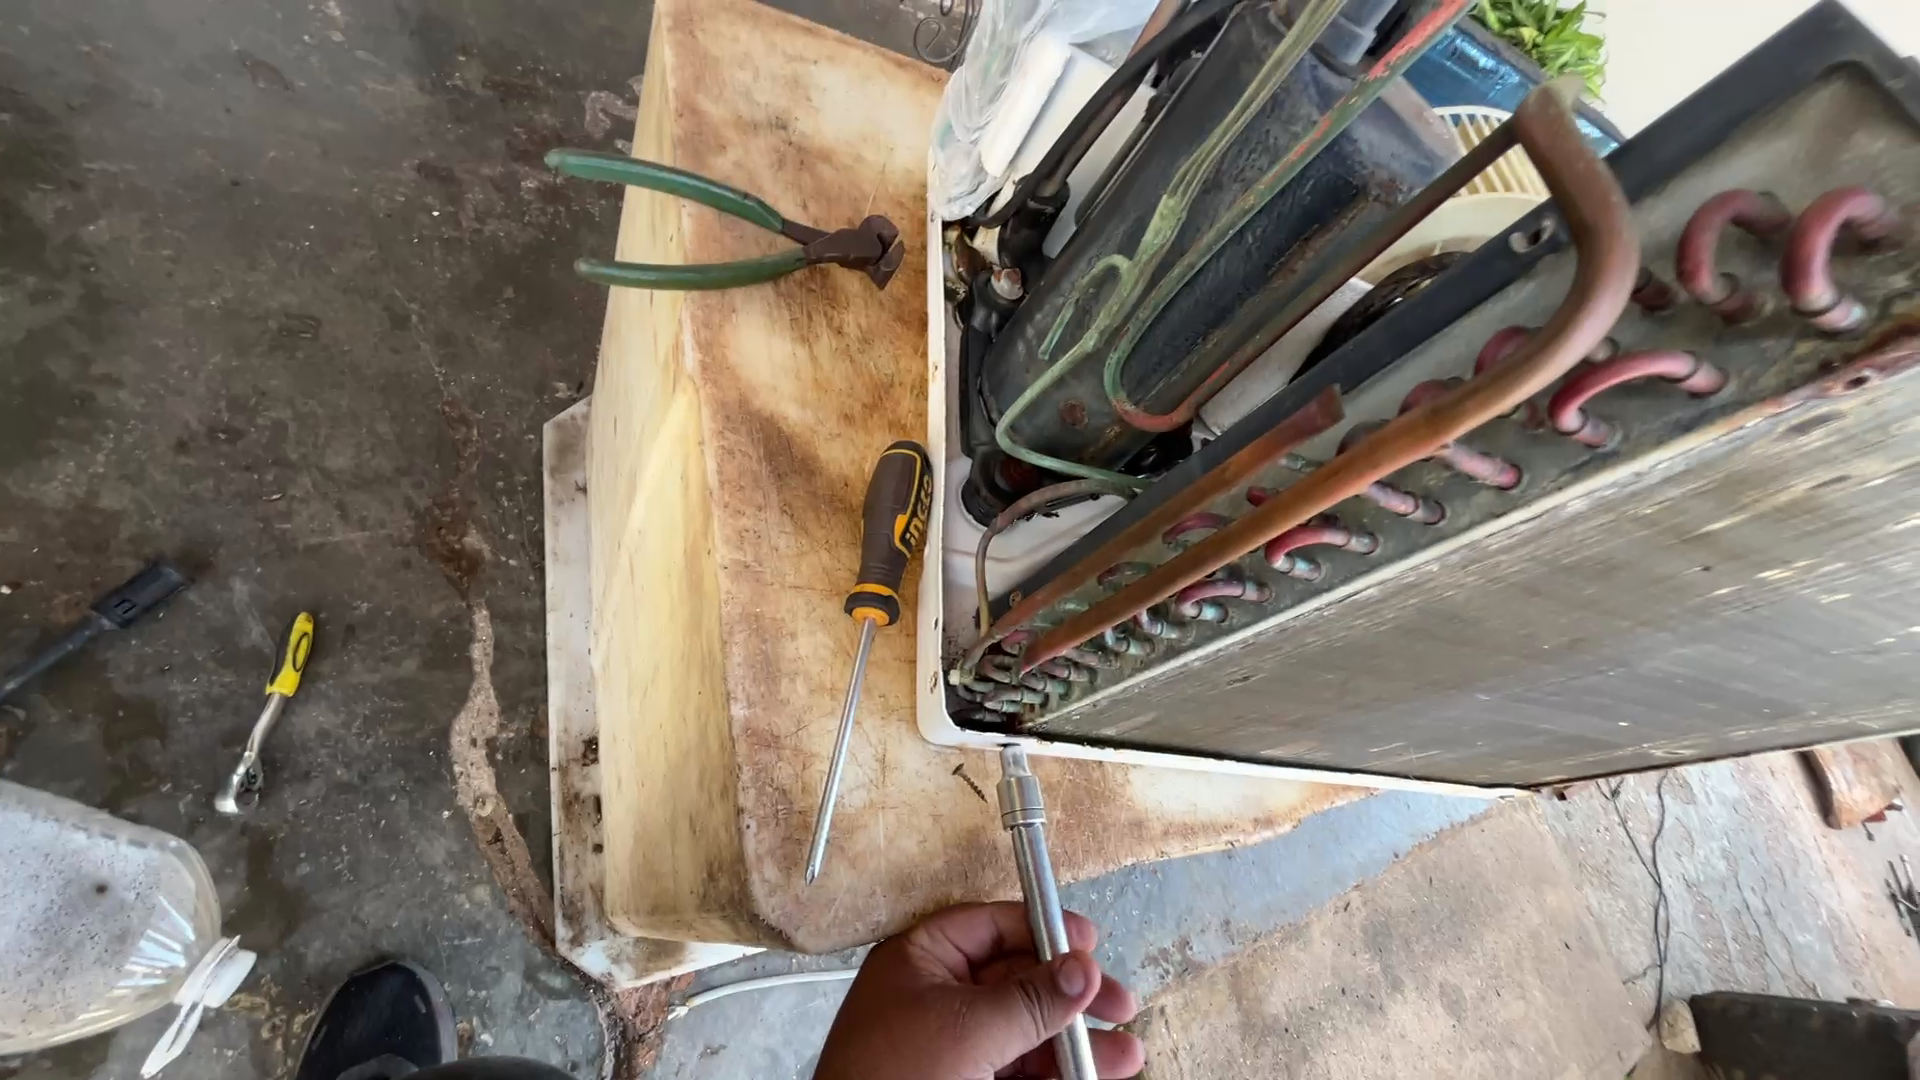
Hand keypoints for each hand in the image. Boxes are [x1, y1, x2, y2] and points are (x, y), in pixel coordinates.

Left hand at [813, 901, 1144, 1078]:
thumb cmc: (892, 1079)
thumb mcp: (966, 1030)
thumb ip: (1028, 998)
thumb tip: (1080, 967)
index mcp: (921, 960)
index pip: (990, 925)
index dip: (1040, 928)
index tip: (1089, 940)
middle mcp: (938, 996)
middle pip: (1017, 978)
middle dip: (1070, 991)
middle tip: (1118, 1001)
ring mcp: (954, 1047)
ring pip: (1026, 1030)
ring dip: (1076, 1040)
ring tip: (1125, 1051)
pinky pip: (1021, 1071)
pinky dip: (1058, 1073)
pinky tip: (1096, 1073)